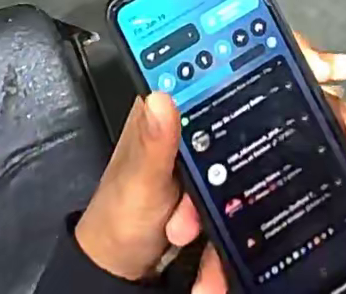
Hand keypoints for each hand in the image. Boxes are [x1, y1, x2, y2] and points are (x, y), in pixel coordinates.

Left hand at [72, 91, 206, 281]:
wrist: (125, 267)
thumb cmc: (120, 216)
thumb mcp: (141, 179)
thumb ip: (153, 141)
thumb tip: (161, 97)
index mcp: (157, 112)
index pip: (192, 77)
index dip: (215, 81)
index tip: (222, 110)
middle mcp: (176, 128)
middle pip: (219, 122)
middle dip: (215, 164)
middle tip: (187, 200)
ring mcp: (191, 157)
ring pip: (225, 158)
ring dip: (214, 194)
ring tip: (182, 223)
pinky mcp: (203, 183)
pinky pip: (226, 184)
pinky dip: (218, 206)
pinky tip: (197, 226)